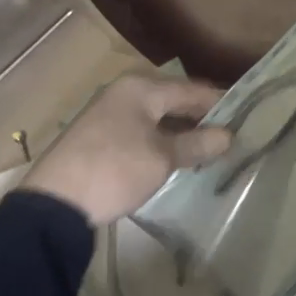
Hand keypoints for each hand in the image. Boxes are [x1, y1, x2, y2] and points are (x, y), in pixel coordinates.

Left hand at [17, 73, 231, 225]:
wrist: (51, 207)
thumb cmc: (114, 170)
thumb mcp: (162, 159)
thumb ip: (198, 144)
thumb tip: (229, 136)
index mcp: (141, 88)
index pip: (193, 89)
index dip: (220, 103)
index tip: (244, 117)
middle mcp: (123, 92)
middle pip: (173, 100)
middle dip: (200, 118)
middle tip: (227, 135)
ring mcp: (106, 114)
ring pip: (155, 117)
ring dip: (179, 131)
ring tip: (205, 149)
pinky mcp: (95, 137)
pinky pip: (139, 131)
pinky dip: (158, 140)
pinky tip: (172, 157)